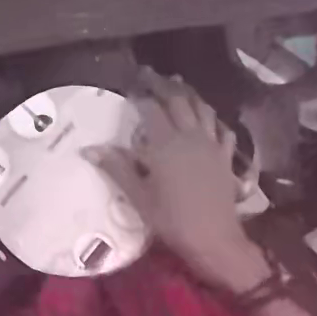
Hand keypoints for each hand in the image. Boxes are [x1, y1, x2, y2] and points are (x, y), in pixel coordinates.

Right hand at [88, 69, 270, 289]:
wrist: (215, 240)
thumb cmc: (171, 220)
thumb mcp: (138, 196)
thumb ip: (117, 168)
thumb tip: (90, 149)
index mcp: (165, 145)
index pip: (151, 109)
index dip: (140, 95)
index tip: (129, 87)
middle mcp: (190, 137)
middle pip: (179, 101)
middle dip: (164, 85)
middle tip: (150, 75)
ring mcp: (212, 146)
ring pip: (202, 110)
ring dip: (189, 95)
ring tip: (179, 85)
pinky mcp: (226, 158)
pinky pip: (222, 130)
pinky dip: (213, 120)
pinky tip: (209, 120)